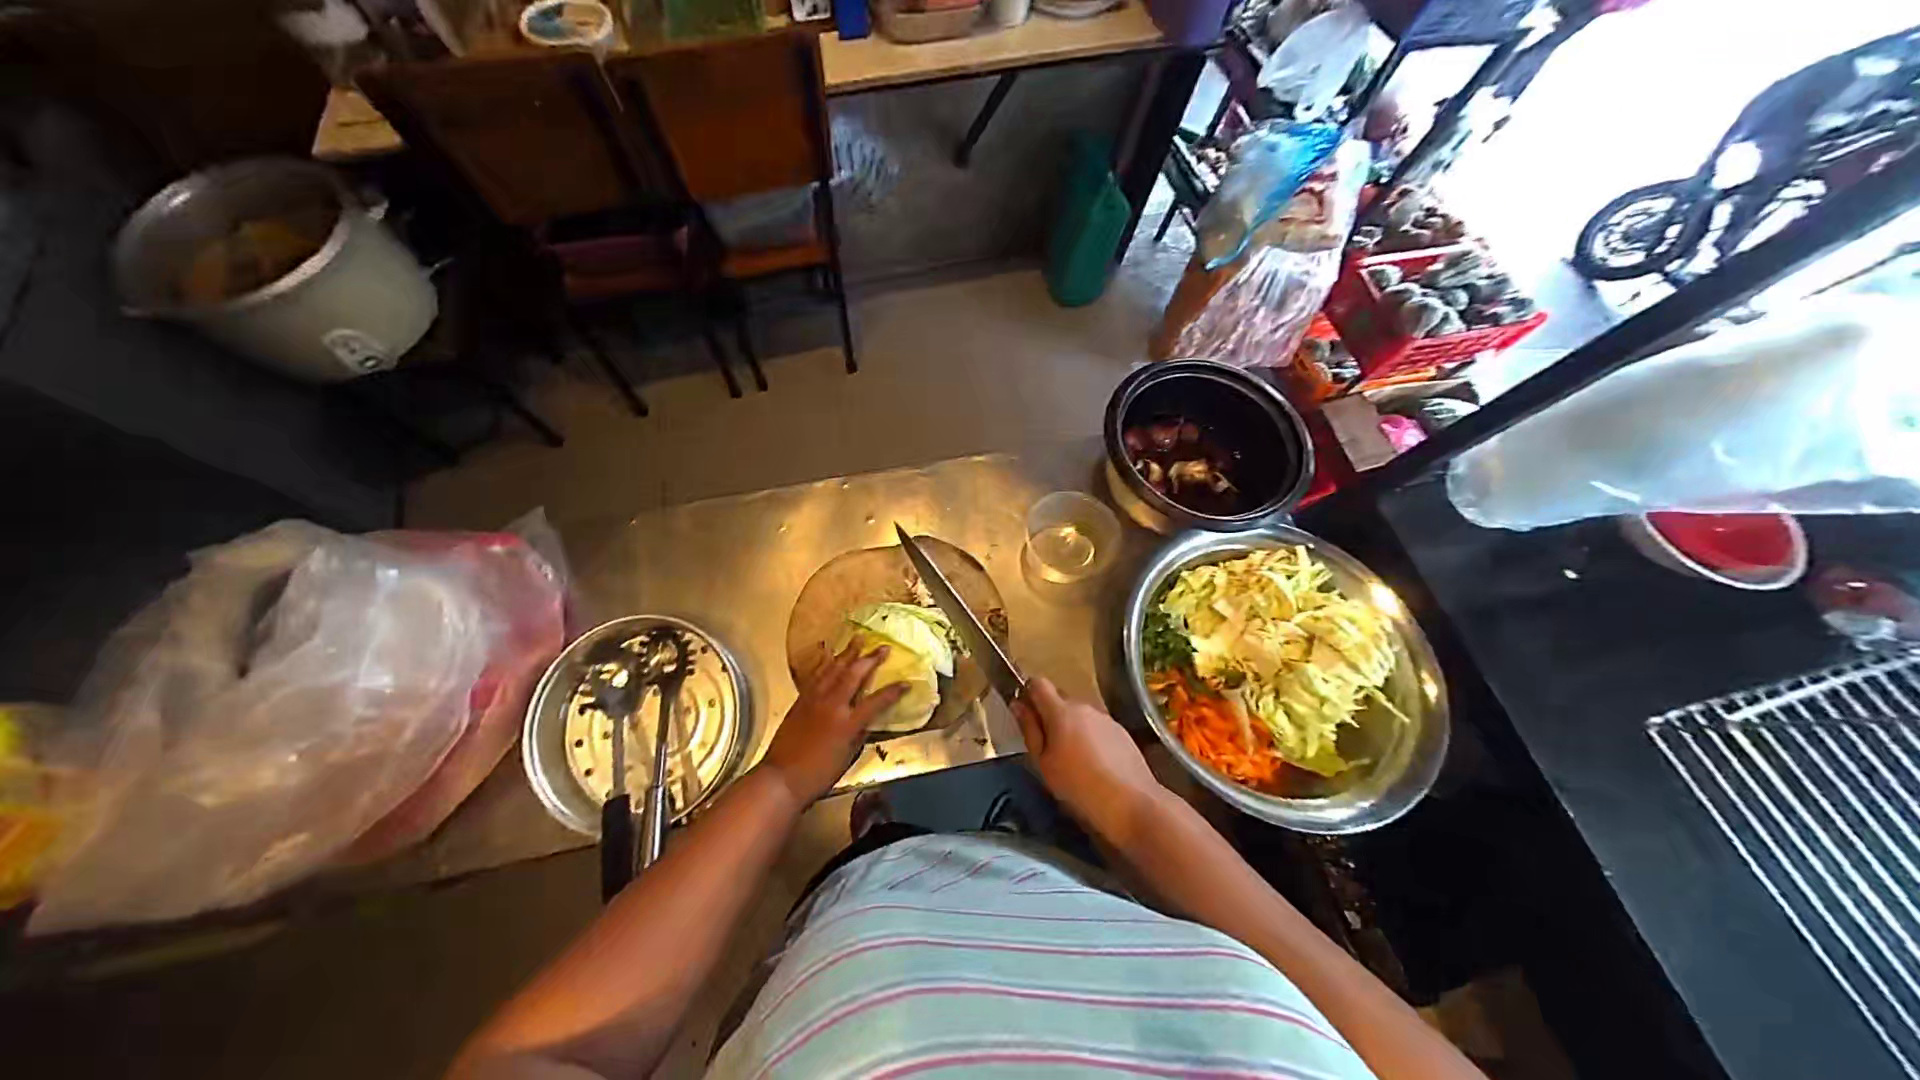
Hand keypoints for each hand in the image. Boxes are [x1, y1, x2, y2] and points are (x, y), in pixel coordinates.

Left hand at [760, 644, 907, 805]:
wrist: (782, 777)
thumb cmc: (818, 774)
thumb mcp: (848, 756)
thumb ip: (860, 733)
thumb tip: (868, 719)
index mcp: (847, 723)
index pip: (877, 701)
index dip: (894, 692)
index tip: (906, 683)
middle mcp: (831, 705)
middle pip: (854, 674)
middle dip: (871, 659)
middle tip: (883, 648)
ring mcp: (814, 699)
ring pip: (834, 669)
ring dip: (848, 653)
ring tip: (858, 639)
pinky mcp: (800, 700)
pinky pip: (816, 675)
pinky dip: (826, 662)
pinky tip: (830, 656)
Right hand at [1012, 678, 1166, 844]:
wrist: (1133, 804)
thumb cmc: (1079, 787)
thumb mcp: (1044, 763)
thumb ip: (1030, 730)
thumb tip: (1018, 704)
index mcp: (1061, 711)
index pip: (1038, 683)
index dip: (1028, 694)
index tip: (1026, 715)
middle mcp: (1084, 707)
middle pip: (1059, 699)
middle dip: (1049, 715)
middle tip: (1047, 748)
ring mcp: (1106, 718)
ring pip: (1079, 714)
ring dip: (1071, 728)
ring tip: (1072, 761)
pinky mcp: (1122, 732)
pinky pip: (1096, 727)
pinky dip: (1090, 738)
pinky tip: (1094, 766)